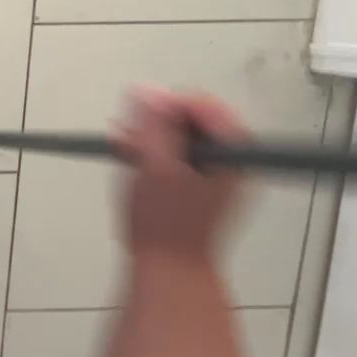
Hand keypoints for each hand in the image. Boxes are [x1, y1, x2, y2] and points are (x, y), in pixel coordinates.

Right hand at [113, 87, 246, 263]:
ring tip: (124, 149)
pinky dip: (153, 153)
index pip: (204, 107)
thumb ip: (154, 126)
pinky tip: (132, 160)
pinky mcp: (198, 184)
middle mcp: (231, 158)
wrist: (168, 266)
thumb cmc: (162, 219)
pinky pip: (176, 155)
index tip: (136, 118)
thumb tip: (148, 90)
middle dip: (155, 123)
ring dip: (150, 137)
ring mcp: (216, 172)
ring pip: (181, 137)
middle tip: (127, 136)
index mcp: (233, 151)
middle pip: (193, 121)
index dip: (167, 105)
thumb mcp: (154, 166)